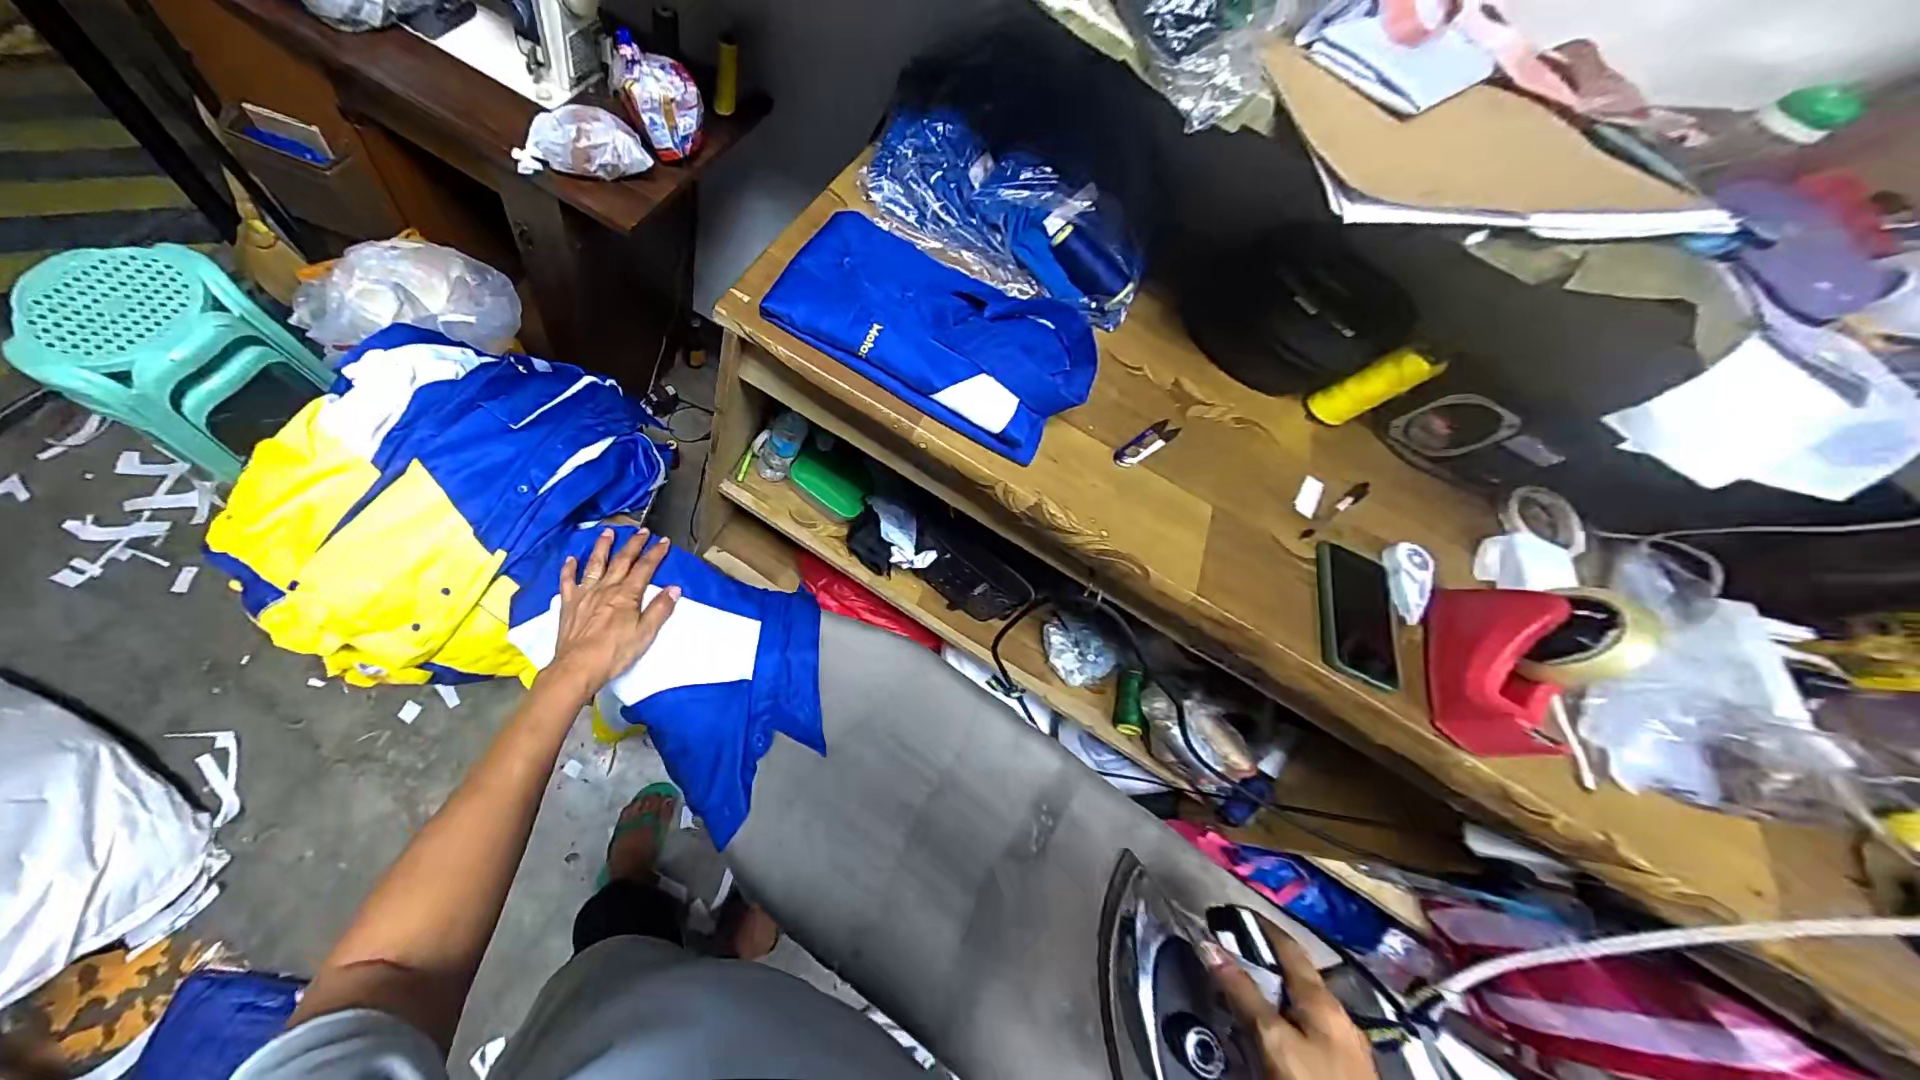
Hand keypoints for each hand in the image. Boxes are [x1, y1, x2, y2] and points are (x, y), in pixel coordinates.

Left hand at [539, 528, 677, 701]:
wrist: (578, 667)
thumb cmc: (615, 652)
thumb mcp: (646, 633)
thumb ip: (660, 609)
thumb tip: (674, 588)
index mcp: (627, 595)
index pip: (645, 568)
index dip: (656, 553)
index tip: (664, 541)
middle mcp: (606, 589)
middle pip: (621, 561)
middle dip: (634, 544)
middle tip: (642, 531)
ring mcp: (585, 595)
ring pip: (595, 565)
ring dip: (602, 547)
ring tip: (607, 533)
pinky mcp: (569, 604)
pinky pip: (568, 582)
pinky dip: (569, 569)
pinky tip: (571, 559)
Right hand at [1201, 919, 1377, 1079]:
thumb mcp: (1272, 1040)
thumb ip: (1242, 994)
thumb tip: (1208, 947)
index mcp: (1322, 1000)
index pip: (1289, 947)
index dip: (1261, 926)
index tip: (1232, 913)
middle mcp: (1339, 1015)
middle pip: (1297, 976)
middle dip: (1264, 961)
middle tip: (1230, 955)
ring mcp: (1346, 1046)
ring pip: (1302, 1004)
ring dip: (1274, 993)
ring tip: (1243, 992)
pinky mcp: (1345, 1071)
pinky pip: (1307, 1029)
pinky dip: (1284, 1018)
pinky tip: (1271, 1033)